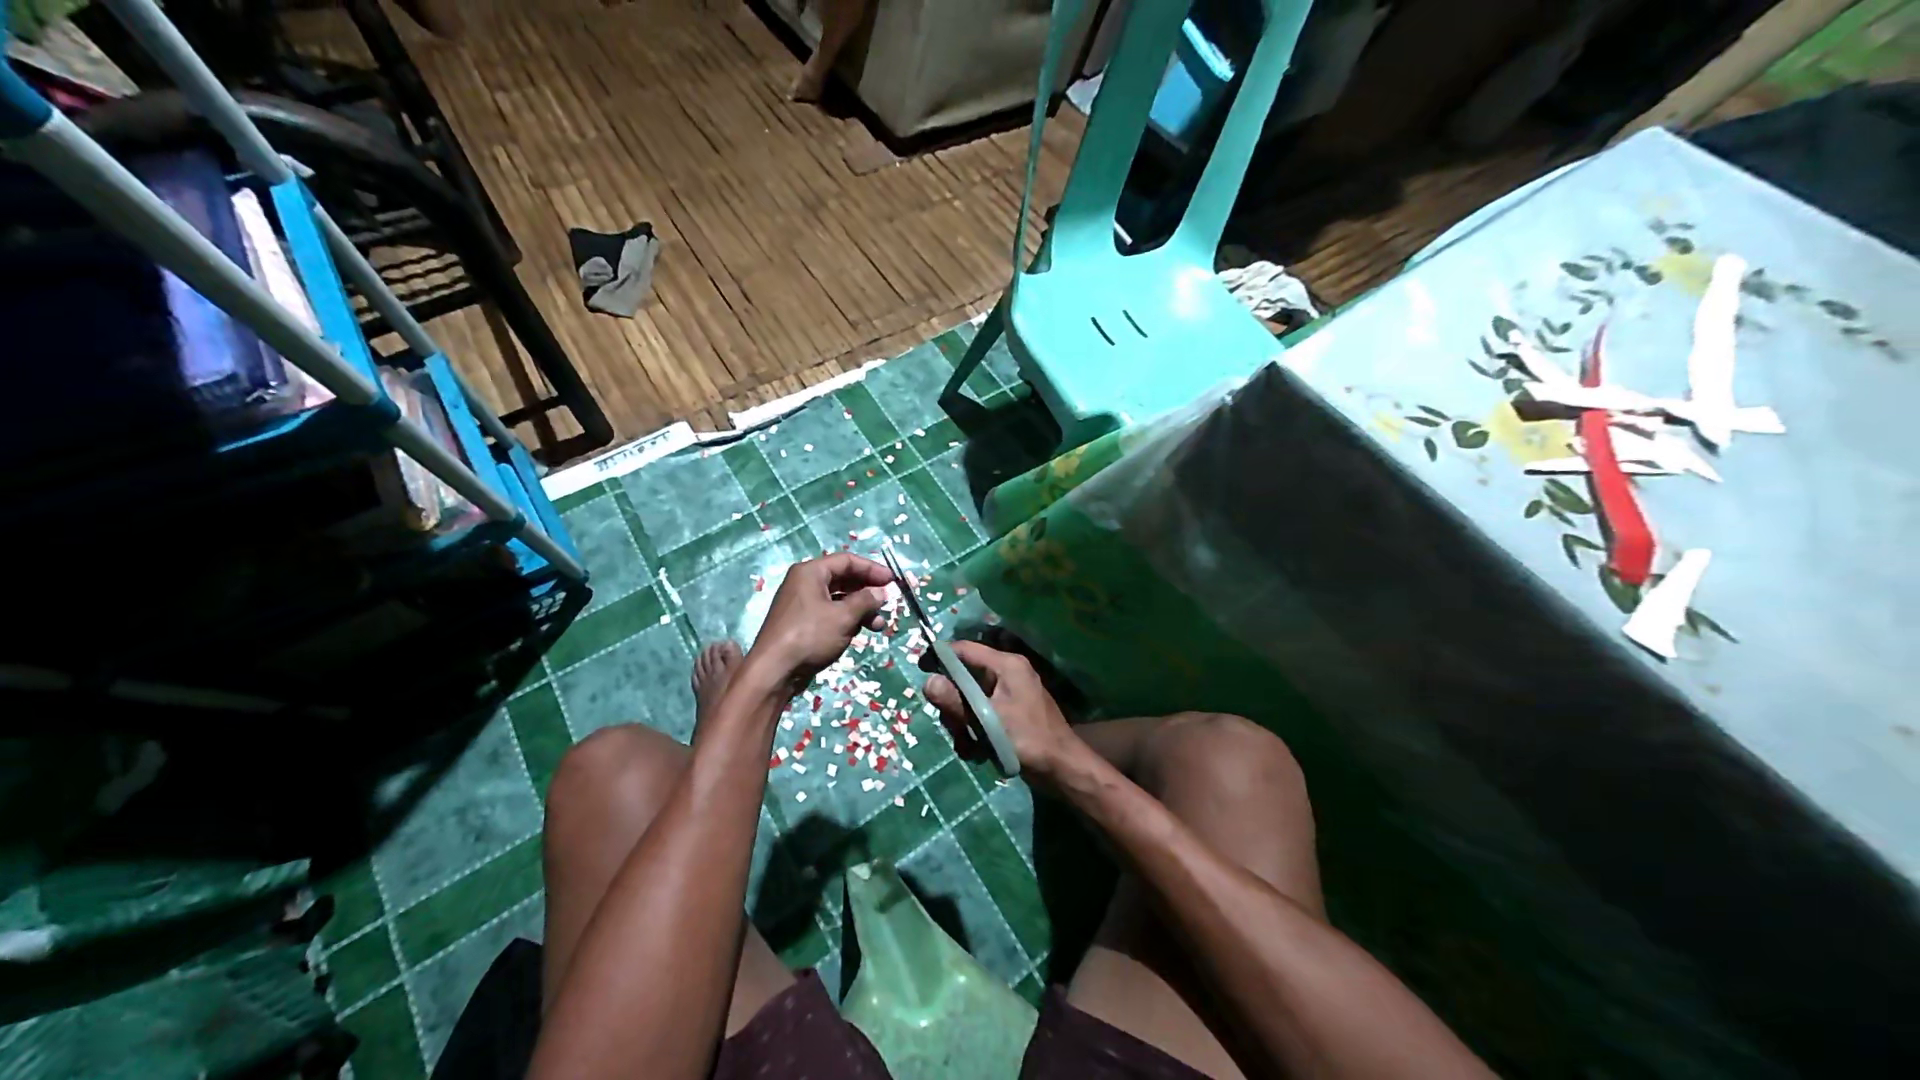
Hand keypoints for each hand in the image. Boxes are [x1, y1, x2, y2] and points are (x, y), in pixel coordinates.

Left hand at [749, 554, 893, 687]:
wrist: (775, 670)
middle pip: (843, 579)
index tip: (892, 581)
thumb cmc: (810, 635)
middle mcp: (804, 583)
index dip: (872, 569)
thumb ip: (865, 600)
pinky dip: (847, 619)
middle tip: (887, 602)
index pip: (847, 561)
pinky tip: (860, 632)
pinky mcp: (802, 623)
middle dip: (867, 591)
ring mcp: (802, 604)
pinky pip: (830, 613)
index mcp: (810, 572)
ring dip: (860, 609)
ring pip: (838, 599)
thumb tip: (880, 592)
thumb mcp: (843, 616)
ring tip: (878, 625)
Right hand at [921, 641, 1078, 780]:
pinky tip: (980, 752)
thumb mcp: (987, 720)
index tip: (921, 670)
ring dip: (965, 725)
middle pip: (965, 678)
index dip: (941, 656)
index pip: (965, 649)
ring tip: (971, 747)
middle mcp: (1008, 673)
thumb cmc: (1028, 739)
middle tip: (956, 727)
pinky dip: (977, 732)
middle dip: (955, 706)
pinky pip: (982, 714)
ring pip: (971, 700)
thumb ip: (956, 702)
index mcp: (1006, 665)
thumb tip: (927, 682)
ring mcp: (1010, 693)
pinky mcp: (1010, 712)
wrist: (1062, 768)